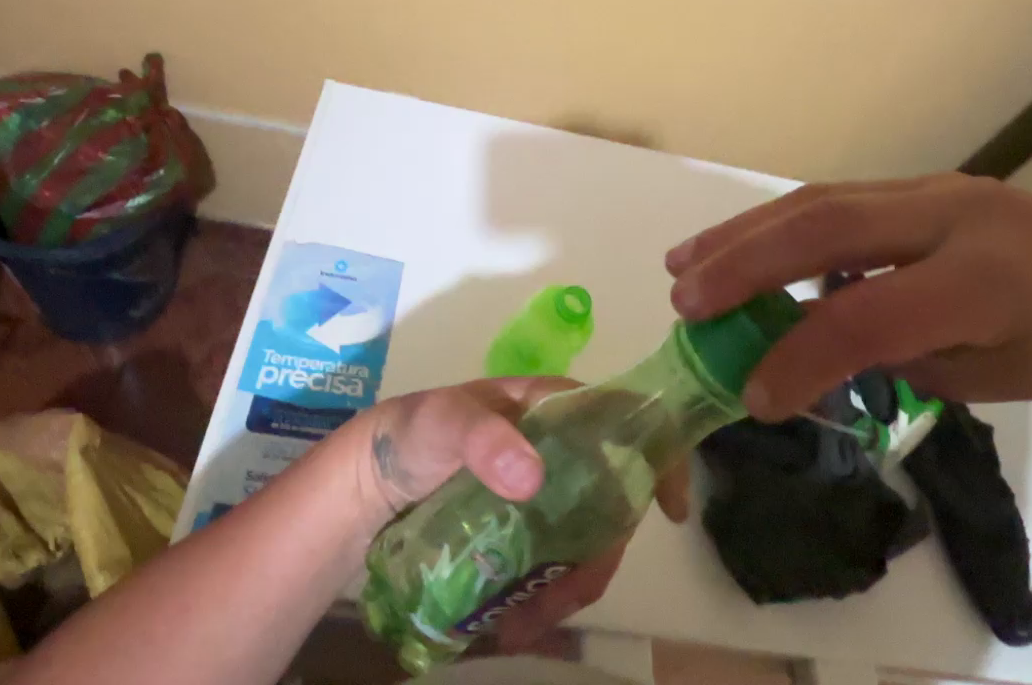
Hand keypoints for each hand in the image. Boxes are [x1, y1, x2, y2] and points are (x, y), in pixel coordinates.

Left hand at [347, 378, 689, 648]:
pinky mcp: (519, 529)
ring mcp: (539, 491)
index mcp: (548, 408)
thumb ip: (482, 438)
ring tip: (526, 623)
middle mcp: (554, 448)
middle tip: (570, 594)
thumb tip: (533, 477)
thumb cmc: (409, 435)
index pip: (620, 421)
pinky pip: (553, 563)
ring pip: (584, 538)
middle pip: (609, 496)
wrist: (361, 480)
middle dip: (601, 549)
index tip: (670, 509)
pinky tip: (519, 621)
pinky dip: (547, 594)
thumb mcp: (441, 422)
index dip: (656, 457)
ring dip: (571, 584)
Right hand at [665, 173, 1031, 417]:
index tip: (752, 396)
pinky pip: (837, 199)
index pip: (870, 315)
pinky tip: (743, 246)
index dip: (800, 356)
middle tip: (682, 300)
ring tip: (684, 263)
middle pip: (825, 226)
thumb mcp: (983, 375)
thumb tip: (798, 344)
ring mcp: (937, 188)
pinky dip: (780, 224)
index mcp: (991, 279)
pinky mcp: (924, 184)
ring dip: (744, 232)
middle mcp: (957, 215)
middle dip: (743, 262)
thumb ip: (886, 352)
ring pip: (819, 200)